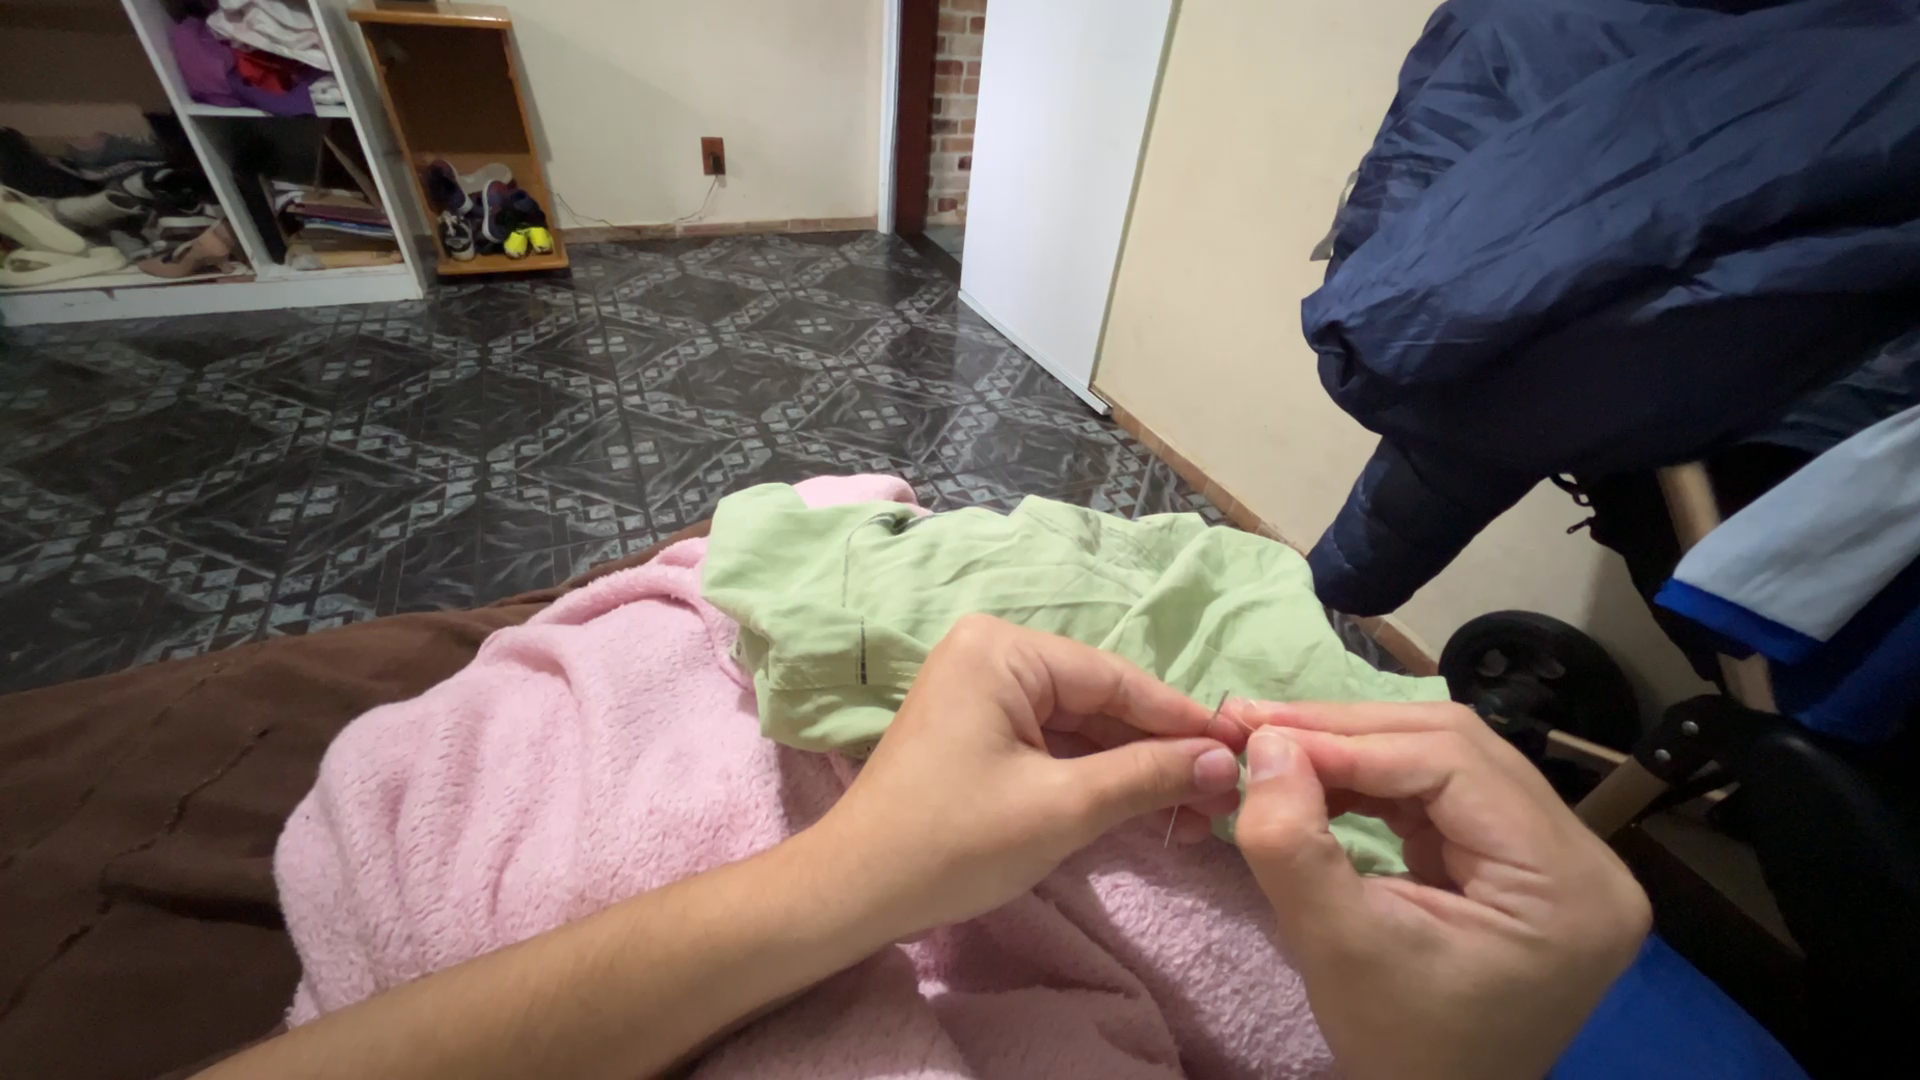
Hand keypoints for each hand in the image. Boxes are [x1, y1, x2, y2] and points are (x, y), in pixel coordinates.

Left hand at [808, 615, 1246, 937]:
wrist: (858, 889)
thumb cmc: (956, 840)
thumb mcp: (1063, 807)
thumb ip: (1146, 774)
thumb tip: (1221, 760)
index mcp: (1003, 649)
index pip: (1113, 678)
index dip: (1180, 718)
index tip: (1239, 748)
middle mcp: (993, 653)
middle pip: (1098, 700)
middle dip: (1158, 750)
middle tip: (1221, 793)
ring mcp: (985, 690)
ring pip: (1079, 724)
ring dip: (1132, 768)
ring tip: (1195, 811)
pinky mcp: (982, 726)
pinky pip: (1052, 741)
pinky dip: (1094, 774)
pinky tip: (1144, 805)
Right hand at [1229, 700, 1650, 1079]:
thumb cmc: (1395, 1043)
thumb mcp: (1334, 946)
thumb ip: (1291, 842)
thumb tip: (1265, 742)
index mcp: (1565, 883)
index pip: (1449, 765)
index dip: (1347, 741)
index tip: (1256, 735)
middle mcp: (1578, 854)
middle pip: (1450, 743)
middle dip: (1345, 729)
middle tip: (1258, 724)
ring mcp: (1548, 851)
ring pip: (1438, 752)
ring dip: (1351, 743)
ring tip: (1276, 746)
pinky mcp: (1509, 853)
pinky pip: (1433, 783)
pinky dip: (1365, 772)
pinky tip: (1317, 778)